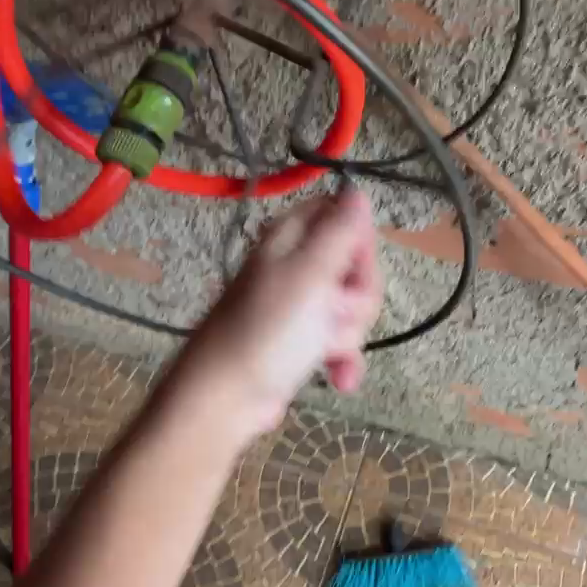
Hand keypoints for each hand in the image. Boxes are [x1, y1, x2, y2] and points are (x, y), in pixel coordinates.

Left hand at [166, 189, 382, 440]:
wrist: (227, 397)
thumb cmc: (268, 329)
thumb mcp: (310, 273)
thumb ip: (339, 229)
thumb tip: (357, 189)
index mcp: (292, 238)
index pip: (342, 214)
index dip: (359, 240)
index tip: (354, 267)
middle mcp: (296, 265)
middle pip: (355, 264)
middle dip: (357, 295)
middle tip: (334, 311)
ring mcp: (300, 305)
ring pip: (352, 306)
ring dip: (348, 332)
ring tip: (324, 347)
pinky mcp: (303, 341)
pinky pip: (341, 341)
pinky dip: (343, 360)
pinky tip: (338, 378)